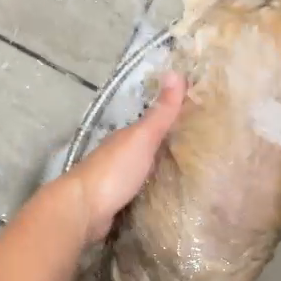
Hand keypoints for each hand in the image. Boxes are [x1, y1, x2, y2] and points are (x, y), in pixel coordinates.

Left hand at [55, 72, 186, 243]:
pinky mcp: (114, 204)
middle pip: (146, 148)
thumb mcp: (142, 138)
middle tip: (197, 153)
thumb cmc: (114, 170)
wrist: (83, 209)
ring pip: (141, 171)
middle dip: (166, 148)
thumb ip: (160, 112)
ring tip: (186, 176)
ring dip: (157, 171)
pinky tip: (163, 196)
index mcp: (125, 137)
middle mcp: (118, 155)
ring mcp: (114, 180)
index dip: (171, 121)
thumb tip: (176, 71)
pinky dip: (150, 191)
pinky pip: (137, 193)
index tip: (197, 122)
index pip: (152, 124)